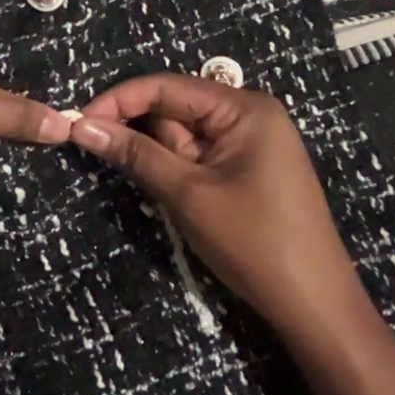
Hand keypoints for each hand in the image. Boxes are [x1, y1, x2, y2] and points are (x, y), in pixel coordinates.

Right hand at [70, 74, 367, 333]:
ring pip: (184, 135)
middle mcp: (250, 114)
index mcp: (244, 108)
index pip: (167, 87)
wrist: (316, 307)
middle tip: (112, 162)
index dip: (120, 101)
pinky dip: (178, 170)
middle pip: (175, 109)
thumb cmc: (254, 243)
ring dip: (161, 158)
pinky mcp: (250, 169)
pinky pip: (200, 155)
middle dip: (143, 134)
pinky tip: (174, 195)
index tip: (78, 123)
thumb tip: (82, 126)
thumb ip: (135, 154)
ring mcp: (252, 142)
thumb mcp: (187, 194)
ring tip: (162, 193)